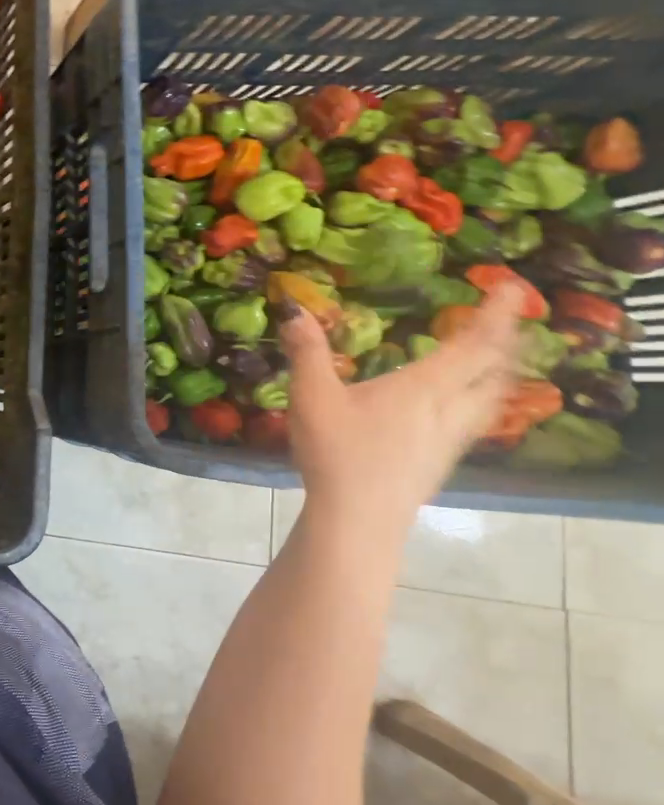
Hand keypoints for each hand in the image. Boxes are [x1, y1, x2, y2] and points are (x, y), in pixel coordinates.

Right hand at [278, 285, 523, 527]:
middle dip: (505, 342)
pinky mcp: (440, 460)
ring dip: (498, 372)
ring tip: (494, 358)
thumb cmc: (338, 452)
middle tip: (505, 320)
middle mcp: (448, 409)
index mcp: (422, 388)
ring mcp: (449, 438)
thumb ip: (307, 351)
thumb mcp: (312, 396)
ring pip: (491, 398)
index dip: (493, 315)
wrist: (360, 516)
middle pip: (494, 372)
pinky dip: (480, 398)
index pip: (471, 345)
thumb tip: (294, 308)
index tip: (509, 288)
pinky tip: (459, 406)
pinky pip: (475, 418)